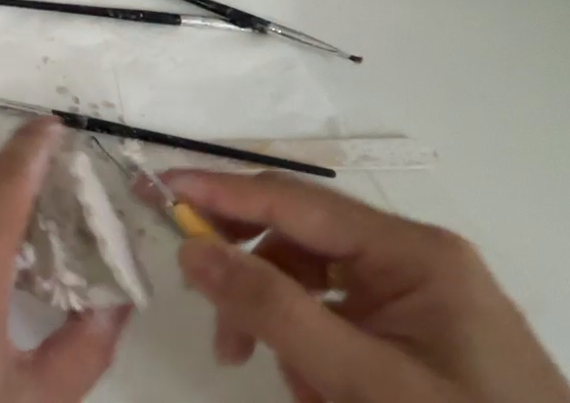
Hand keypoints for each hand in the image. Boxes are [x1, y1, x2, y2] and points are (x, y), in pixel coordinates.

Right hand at [166, 170, 569, 402]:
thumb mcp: (366, 382)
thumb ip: (275, 310)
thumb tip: (190, 245)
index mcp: (413, 251)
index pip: (292, 200)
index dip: (218, 191)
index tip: (154, 187)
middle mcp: (412, 257)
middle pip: (297, 238)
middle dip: (248, 276)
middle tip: (208, 314)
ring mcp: (414, 293)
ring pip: (308, 281)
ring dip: (275, 321)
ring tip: (263, 369)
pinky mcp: (413, 330)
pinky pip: (333, 315)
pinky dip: (308, 345)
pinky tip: (313, 387)